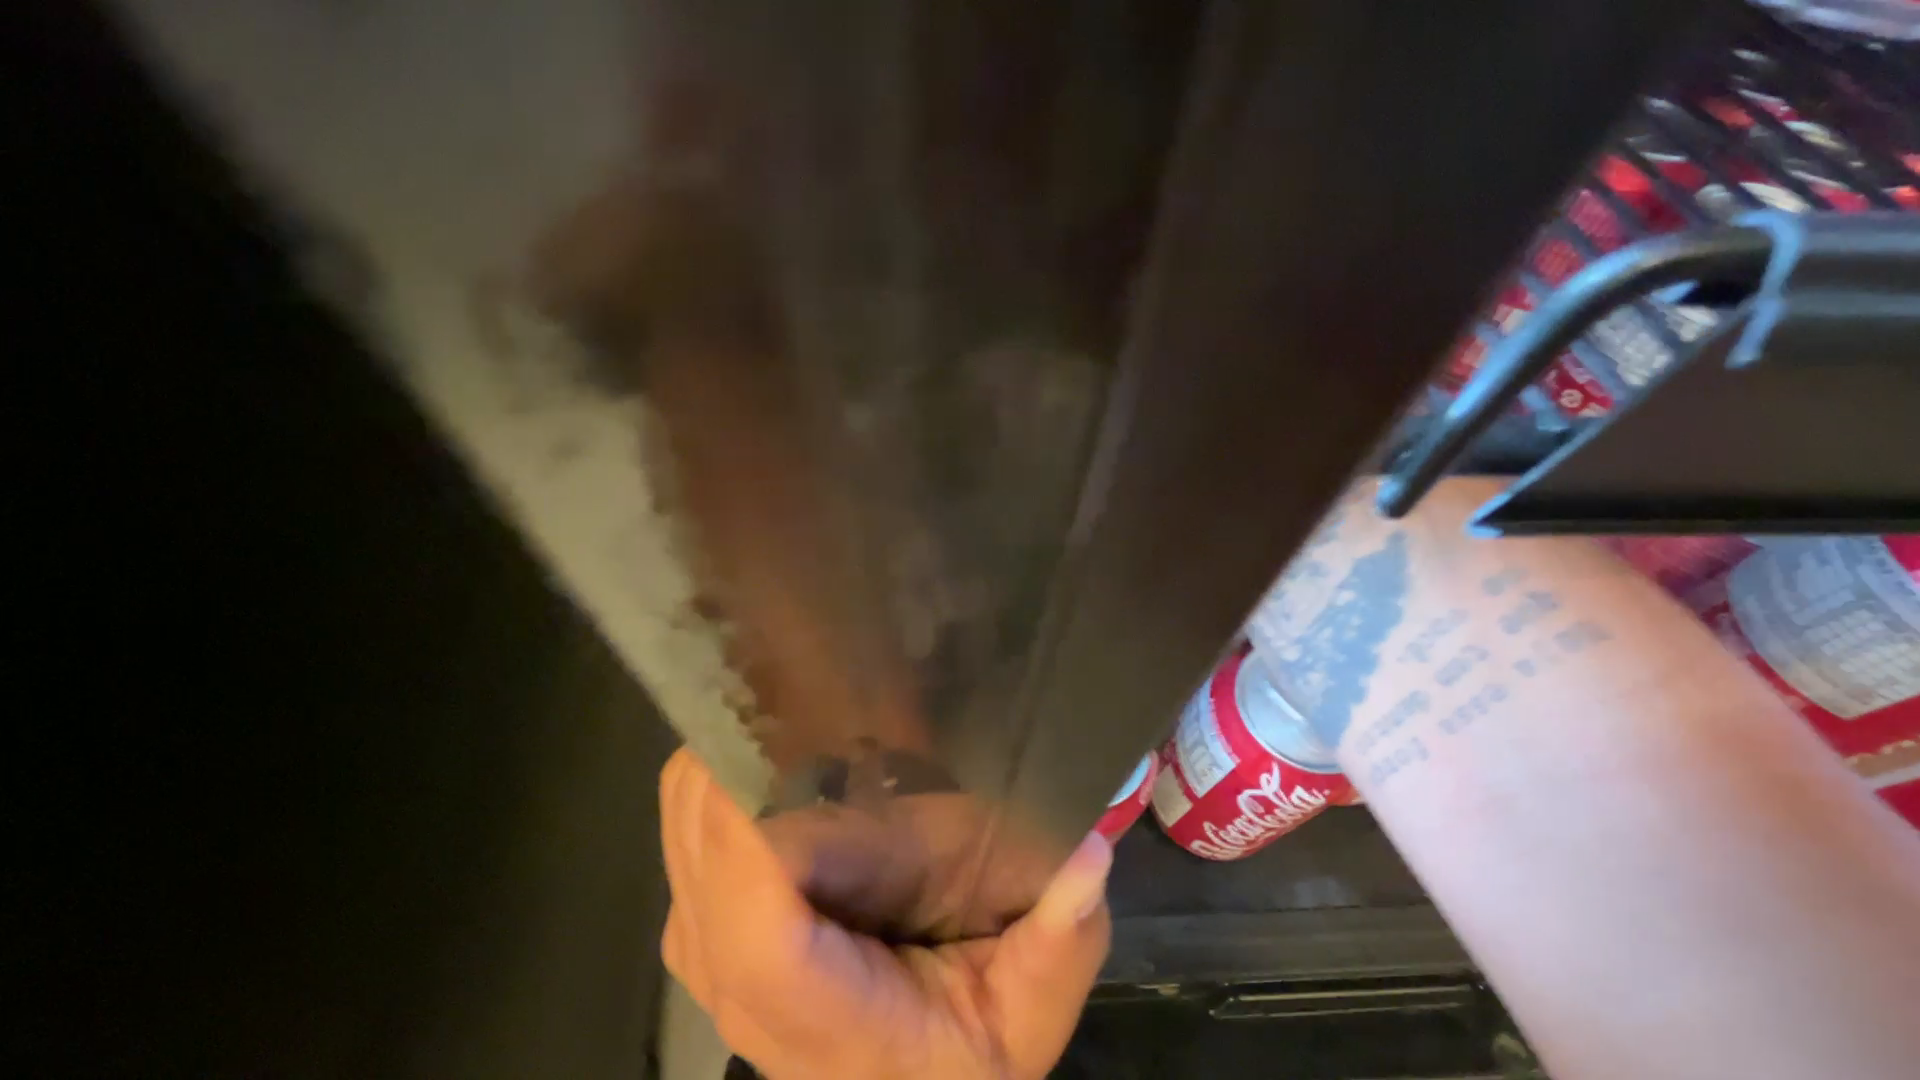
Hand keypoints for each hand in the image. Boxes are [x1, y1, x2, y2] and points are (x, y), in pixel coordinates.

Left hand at [660, 749, 1112, 1079]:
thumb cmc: (962, 1054)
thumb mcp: (1029, 1013)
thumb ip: (1059, 943)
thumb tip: (1086, 854)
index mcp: (818, 1013)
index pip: (751, 923)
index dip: (747, 821)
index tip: (784, 723)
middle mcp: (737, 984)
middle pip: (699, 847)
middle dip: (741, 752)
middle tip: (808, 680)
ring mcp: (705, 958)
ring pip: (681, 830)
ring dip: (726, 759)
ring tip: (793, 705)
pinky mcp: (701, 934)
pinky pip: (685, 837)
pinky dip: (715, 784)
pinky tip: (771, 751)